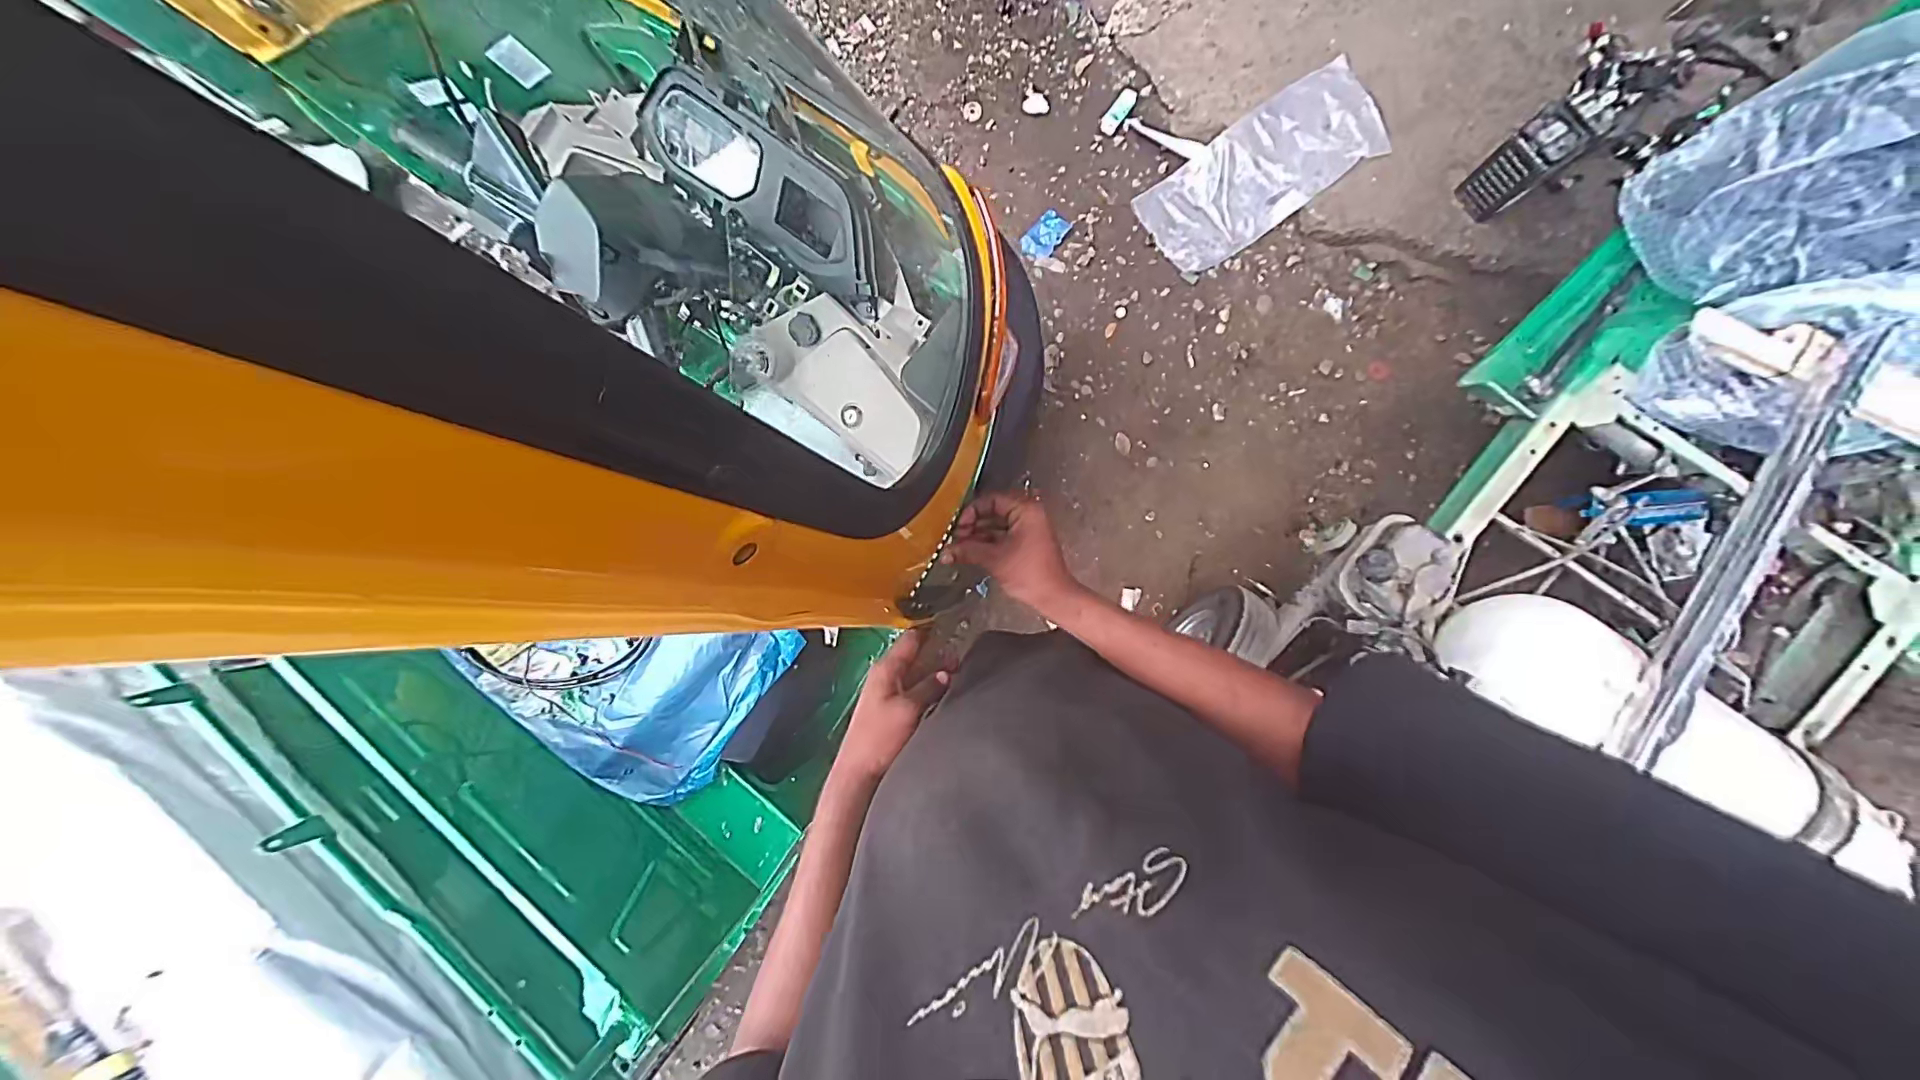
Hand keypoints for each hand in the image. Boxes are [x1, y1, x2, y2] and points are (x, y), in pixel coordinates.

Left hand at [834, 630, 950, 783]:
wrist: (860, 775)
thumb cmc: (879, 739)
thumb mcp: (909, 709)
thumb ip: (929, 688)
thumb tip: (946, 674)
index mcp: (886, 669)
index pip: (911, 640)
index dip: (932, 632)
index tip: (954, 628)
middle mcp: (887, 678)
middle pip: (917, 658)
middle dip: (940, 657)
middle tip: (966, 657)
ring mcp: (889, 695)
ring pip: (918, 677)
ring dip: (937, 676)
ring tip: (964, 674)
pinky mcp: (894, 713)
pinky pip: (917, 694)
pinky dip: (931, 692)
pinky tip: (948, 697)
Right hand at [942, 492, 1080, 615]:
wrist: (1052, 596)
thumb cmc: (1032, 575)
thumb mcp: (994, 559)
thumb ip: (968, 551)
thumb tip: (947, 551)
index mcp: (1026, 510)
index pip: (992, 500)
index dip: (972, 512)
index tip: (959, 525)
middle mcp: (1029, 515)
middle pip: (993, 512)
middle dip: (972, 525)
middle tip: (956, 537)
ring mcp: (1028, 529)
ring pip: (996, 525)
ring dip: (977, 535)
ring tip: (959, 547)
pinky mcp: (1026, 543)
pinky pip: (1002, 536)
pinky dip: (986, 543)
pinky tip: (971, 552)